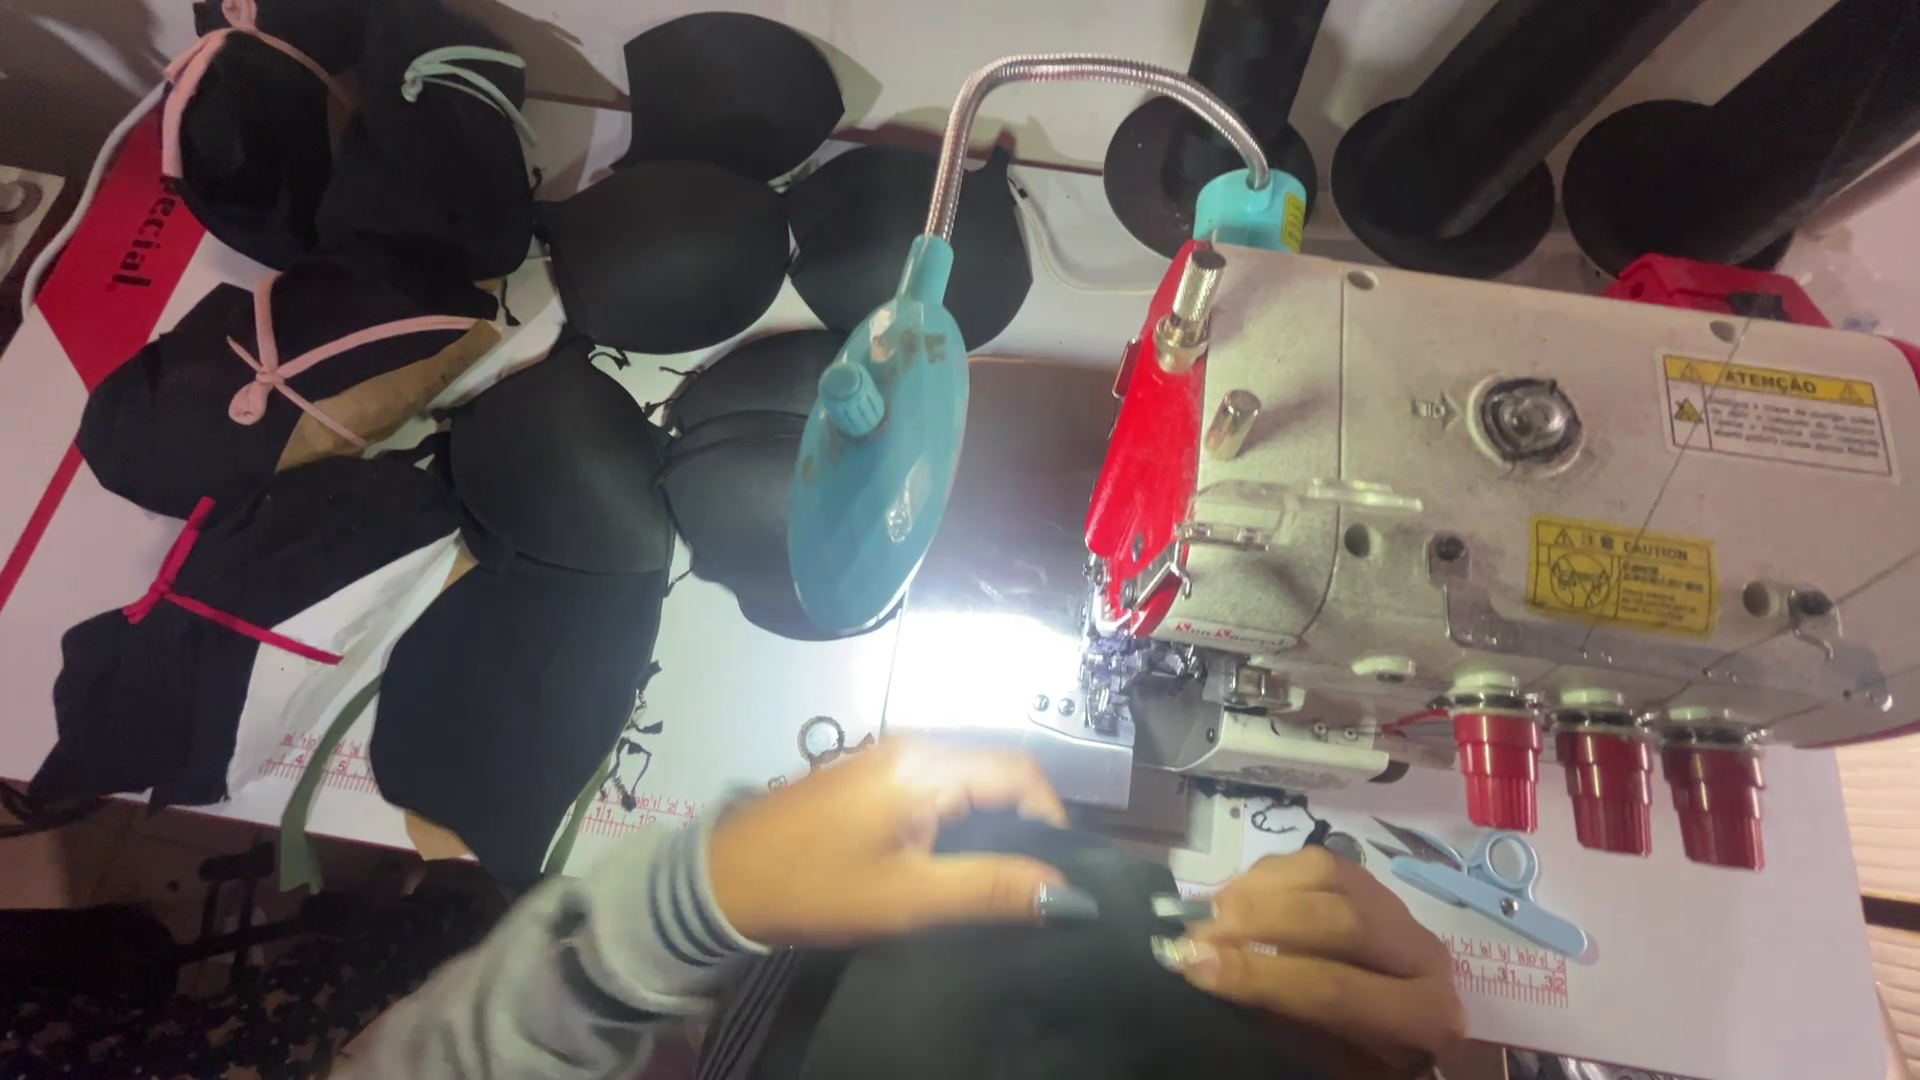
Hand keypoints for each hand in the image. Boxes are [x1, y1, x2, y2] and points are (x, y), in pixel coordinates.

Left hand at [708, 739, 1077, 945]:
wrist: (726, 878)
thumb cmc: (817, 887)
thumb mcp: (909, 898)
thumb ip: (991, 889)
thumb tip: (1068, 893)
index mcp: (927, 764)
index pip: (1021, 772)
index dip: (1052, 820)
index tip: (1055, 877)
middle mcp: (916, 743)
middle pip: (999, 769)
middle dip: (1026, 821)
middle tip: (1031, 882)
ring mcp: (894, 752)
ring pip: (972, 775)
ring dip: (995, 819)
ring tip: (999, 875)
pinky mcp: (878, 770)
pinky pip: (943, 782)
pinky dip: (964, 814)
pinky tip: (956, 856)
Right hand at [1159, 847, 1466, 1069]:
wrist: (1396, 1028)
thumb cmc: (1358, 1056)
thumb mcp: (1324, 1055)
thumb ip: (1276, 1012)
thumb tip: (1206, 968)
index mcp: (1423, 1016)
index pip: (1335, 989)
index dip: (1260, 974)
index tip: (1195, 963)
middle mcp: (1422, 952)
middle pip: (1337, 919)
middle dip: (1258, 920)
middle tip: (1199, 930)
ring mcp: (1395, 906)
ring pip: (1326, 873)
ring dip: (1259, 889)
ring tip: (1213, 909)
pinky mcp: (1367, 879)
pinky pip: (1313, 858)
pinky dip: (1266, 873)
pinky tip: (1237, 894)